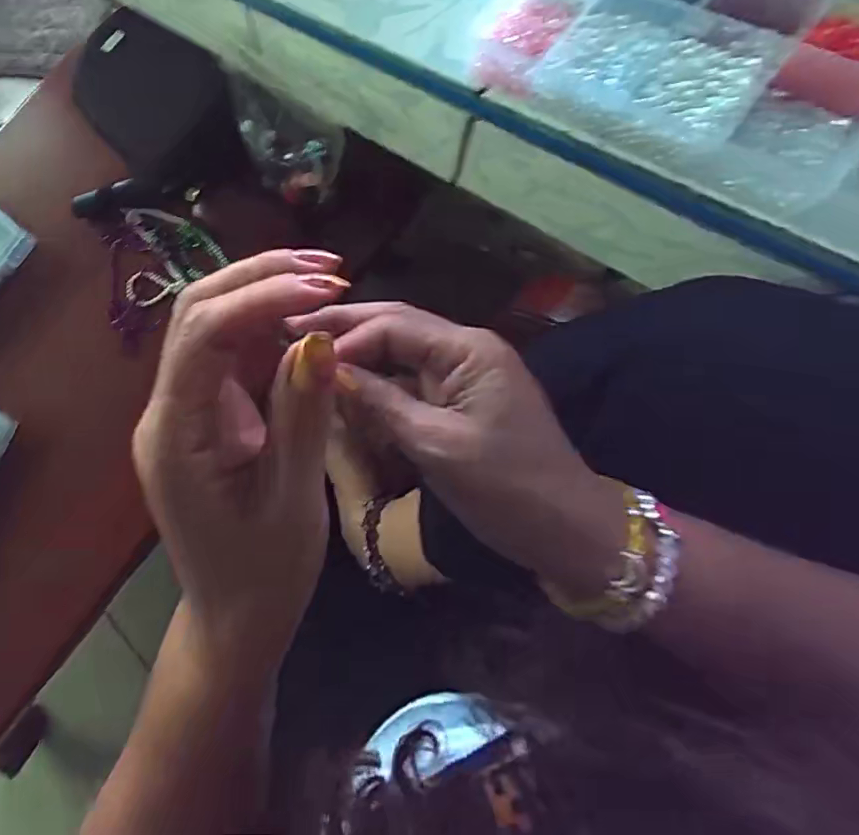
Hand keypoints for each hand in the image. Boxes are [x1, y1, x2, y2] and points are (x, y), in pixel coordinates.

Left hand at [131, 250, 347, 671]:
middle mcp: (166, 409)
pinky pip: (226, 353)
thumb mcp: (291, 501)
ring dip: (260, 292)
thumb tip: (315, 338)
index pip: (201, 336)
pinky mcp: (201, 413)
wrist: (232, 620)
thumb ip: (301, 417)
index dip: (259, 299)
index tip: (323, 288)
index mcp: (174, 433)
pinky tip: (303, 312)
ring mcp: (180, 408)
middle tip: (326, 267)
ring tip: (322, 277)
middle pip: (196, 315)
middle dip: (256, 278)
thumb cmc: (263, 576)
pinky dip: (264, 326)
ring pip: (208, 324)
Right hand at [287, 302, 622, 593]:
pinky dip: (372, 382)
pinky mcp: (456, 398)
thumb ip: (379, 402)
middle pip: (392, 325)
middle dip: (342, 329)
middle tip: (287, 331)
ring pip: (395, 351)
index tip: (298, 354)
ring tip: (305, 355)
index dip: (342, 337)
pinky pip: (405, 379)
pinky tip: (340, 386)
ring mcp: (461, 373)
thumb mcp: (436, 445)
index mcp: (467, 349)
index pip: (390, 325)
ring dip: (354, 353)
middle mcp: (463, 348)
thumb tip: (325, 368)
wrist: (571, 533)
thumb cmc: (508, 489)